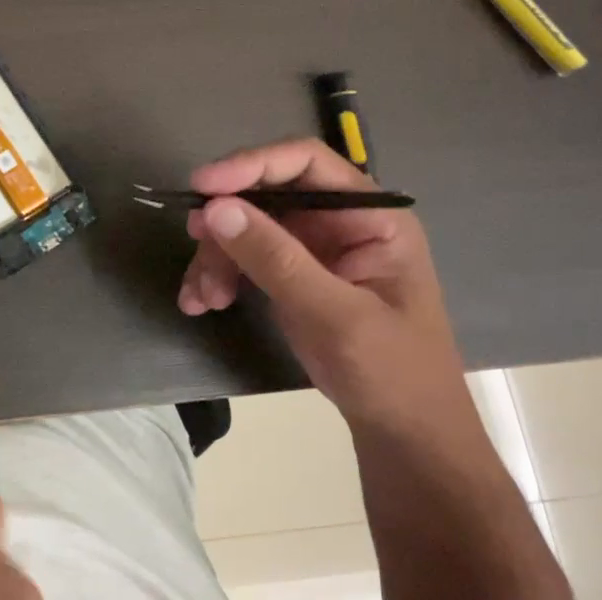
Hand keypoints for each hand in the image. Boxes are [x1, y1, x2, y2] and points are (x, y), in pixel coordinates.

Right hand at [177, 139, 473, 430]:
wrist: (407, 439)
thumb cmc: (392, 374)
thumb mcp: (335, 315)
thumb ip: (276, 258)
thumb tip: (215, 208)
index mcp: (370, 216)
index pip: (305, 162)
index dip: (251, 164)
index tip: (203, 186)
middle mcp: (339, 222)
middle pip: (264, 194)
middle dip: (225, 221)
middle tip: (194, 244)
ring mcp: (313, 249)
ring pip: (244, 225)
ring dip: (215, 256)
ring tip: (202, 297)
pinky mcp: (291, 275)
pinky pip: (242, 257)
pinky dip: (217, 275)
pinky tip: (201, 302)